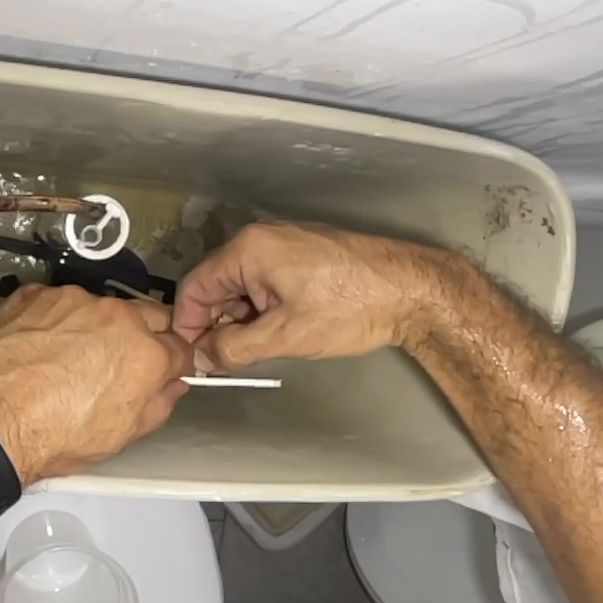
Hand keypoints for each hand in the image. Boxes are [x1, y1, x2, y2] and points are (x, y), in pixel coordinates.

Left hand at [0, 285, 193, 483]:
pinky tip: (39, 349)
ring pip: (100, 307)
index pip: (181, 346)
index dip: (173, 362)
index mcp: (145, 354)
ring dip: (95, 327)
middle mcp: (114, 317)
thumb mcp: (119, 436)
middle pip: (148, 316)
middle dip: (143, 336)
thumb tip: (168, 389)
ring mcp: (73, 301)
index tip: (163, 369)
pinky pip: (57, 303)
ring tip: (68, 360)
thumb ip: (157, 405)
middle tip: (120, 363)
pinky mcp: (35, 296)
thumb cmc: (47, 434)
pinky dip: (55, 321)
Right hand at [172, 221, 435, 370]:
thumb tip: (201, 358)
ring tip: (253, 353)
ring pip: (241, 288)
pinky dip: (261, 310)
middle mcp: (260, 239)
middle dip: (216, 326)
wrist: (414, 290)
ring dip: (241, 321)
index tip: (192, 358)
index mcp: (248, 250)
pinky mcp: (302, 254)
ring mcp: (283, 244)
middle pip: (216, 287)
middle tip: (223, 364)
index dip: (188, 326)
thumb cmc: (349, 308)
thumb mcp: (285, 336)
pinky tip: (275, 334)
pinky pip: (264, 283)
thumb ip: (234, 349)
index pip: (194, 288)